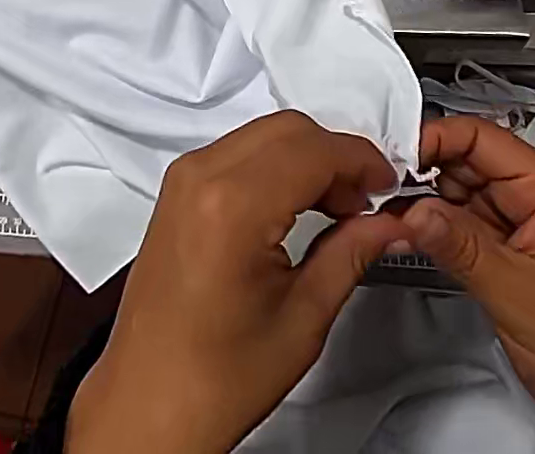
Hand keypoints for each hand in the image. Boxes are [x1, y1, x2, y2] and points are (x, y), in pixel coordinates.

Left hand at [68, 111, 406, 452]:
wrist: (144, 405)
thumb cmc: (211, 379)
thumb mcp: (303, 318)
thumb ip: (352, 252)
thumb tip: (390, 221)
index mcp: (233, 207)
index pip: (315, 150)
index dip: (361, 160)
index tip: (387, 182)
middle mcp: (202, 177)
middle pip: (291, 129)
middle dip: (336, 155)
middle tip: (363, 199)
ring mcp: (185, 177)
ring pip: (268, 132)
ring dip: (309, 156)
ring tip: (334, 206)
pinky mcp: (179, 187)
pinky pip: (242, 147)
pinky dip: (279, 162)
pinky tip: (297, 201)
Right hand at [402, 117, 534, 453]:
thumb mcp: (519, 294)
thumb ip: (462, 247)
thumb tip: (414, 210)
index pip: (482, 138)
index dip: (437, 139)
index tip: (399, 157)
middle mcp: (530, 195)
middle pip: (465, 159)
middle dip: (424, 169)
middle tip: (385, 189)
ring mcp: (514, 220)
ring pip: (457, 189)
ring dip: (424, 198)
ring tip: (392, 212)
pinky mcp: (500, 246)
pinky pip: (458, 220)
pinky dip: (433, 224)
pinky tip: (410, 231)